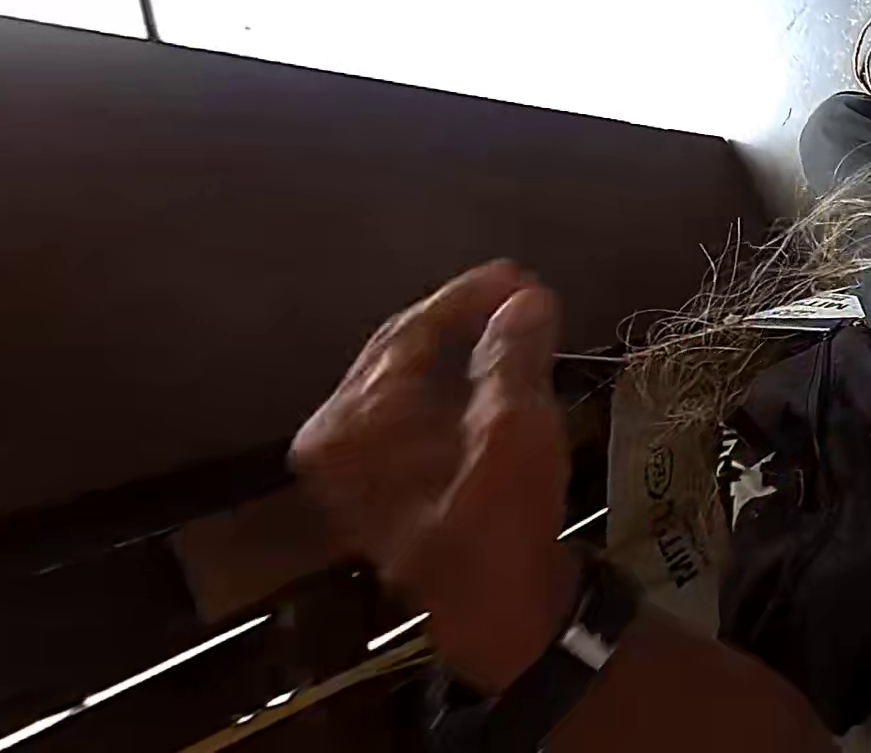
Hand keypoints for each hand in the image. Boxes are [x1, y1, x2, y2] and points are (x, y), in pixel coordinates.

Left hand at [290, 261, 575, 692]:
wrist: (498, 599)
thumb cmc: (502, 513)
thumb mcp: (515, 428)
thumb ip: (514, 356)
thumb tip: (528, 295)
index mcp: (358, 420)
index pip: (411, 331)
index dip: (467, 295)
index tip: (519, 272)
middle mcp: (342, 432)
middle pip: (405, 347)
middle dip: (465, 313)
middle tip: (522, 288)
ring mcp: (359, 454)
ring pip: (414, 371)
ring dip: (466, 339)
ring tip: (517, 315)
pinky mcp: (387, 469)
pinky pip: (421, 397)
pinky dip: (462, 371)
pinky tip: (498, 361)